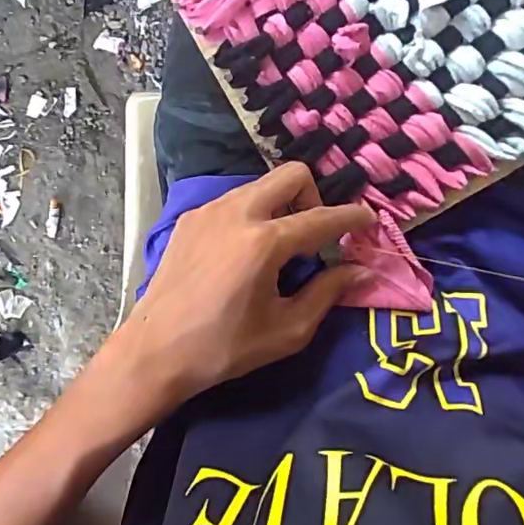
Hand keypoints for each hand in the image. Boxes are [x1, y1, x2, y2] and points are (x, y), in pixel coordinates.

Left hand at [99, 163, 373, 417]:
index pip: (322, 217)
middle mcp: (237, 212)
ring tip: (277, 248)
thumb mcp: (287, 330)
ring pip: (261, 185)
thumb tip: (360, 271)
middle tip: (312, 238)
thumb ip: (328, 293)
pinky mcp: (190, 217)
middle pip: (292, 174)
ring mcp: (209, 210)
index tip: (368, 219)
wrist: (155, 350)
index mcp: (264, 241)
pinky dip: (252, 214)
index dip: (352, 217)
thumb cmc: (224, 347)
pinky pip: (234, 200)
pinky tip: (244, 251)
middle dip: (314, 197)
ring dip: (281, 205)